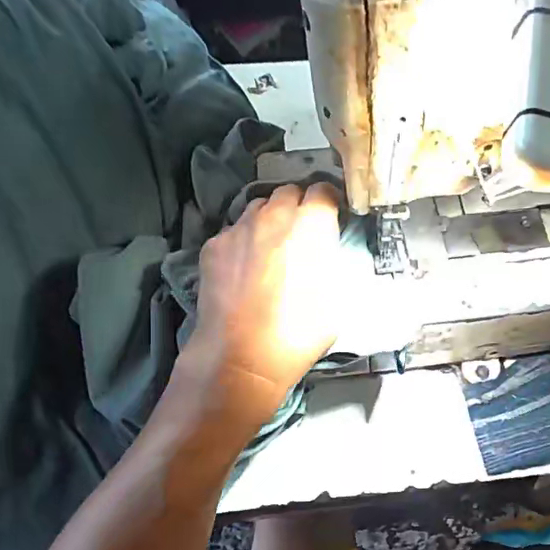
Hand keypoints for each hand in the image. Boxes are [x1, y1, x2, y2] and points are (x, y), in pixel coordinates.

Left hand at [176, 182, 349, 421]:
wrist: (240, 358)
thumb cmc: (296, 336)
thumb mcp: (335, 302)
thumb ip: (332, 266)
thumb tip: (326, 255)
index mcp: (311, 226)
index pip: (324, 192)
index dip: (328, 204)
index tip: (329, 219)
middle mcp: (274, 216)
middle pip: (289, 192)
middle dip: (297, 207)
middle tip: (300, 234)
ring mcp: (239, 228)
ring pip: (258, 207)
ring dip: (268, 219)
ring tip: (270, 247)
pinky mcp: (213, 245)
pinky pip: (233, 230)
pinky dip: (242, 240)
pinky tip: (243, 266)